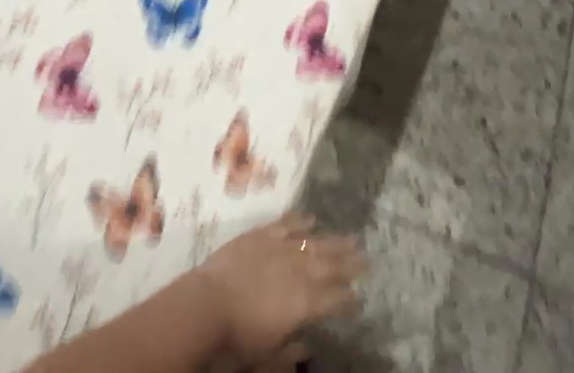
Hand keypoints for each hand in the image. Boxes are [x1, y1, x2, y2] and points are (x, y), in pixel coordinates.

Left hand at [197, 214, 365, 361]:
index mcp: (306, 304)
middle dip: (351, 263)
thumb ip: (289, 351)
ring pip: (314, 243)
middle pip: (332, 265)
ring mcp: (280, 250)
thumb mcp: (267, 356)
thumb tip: (306, 347)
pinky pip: (285, 225)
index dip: (349, 299)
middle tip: (367, 258)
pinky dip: (299, 221)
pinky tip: (311, 218)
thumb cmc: (236, 338)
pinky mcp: (260, 236)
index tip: (358, 298)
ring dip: (334, 241)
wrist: (205, 305)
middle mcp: (300, 273)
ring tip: (352, 237)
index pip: (336, 299)